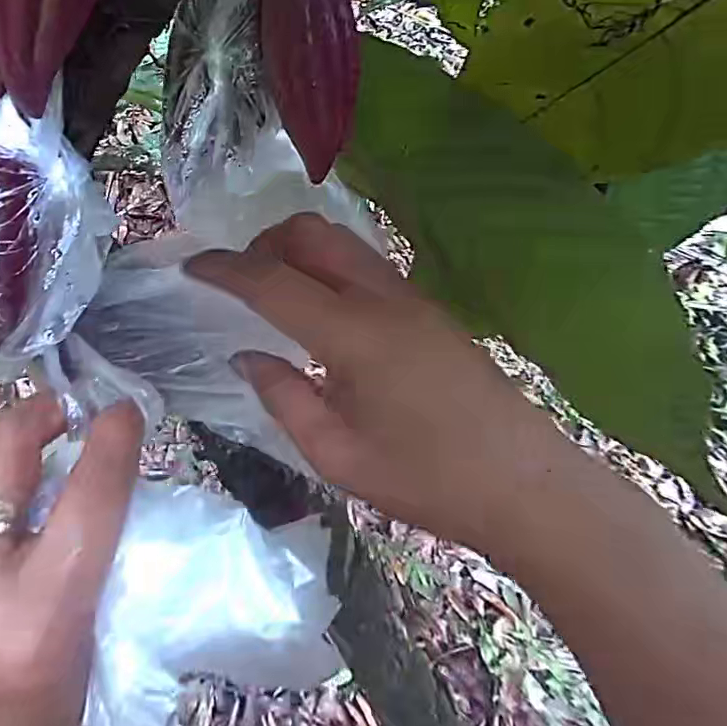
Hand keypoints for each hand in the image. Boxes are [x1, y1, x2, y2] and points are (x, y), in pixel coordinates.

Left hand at [0, 396, 144, 725]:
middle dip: (35, 415)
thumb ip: (88, 548)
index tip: (120, 411)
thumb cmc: (45, 710)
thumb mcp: (87, 632)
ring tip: (32, 440)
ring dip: (3, 441)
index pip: (84, 503)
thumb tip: (91, 465)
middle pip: (2, 454)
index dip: (108, 445)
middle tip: (62, 412)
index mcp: (37, 618)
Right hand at [185, 213, 592, 556]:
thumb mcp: (335, 454)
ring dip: (293, 250)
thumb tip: (246, 355)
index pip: (271, 280)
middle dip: (261, 245)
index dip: (223, 269)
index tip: (191, 268)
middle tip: (238, 282)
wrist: (535, 492)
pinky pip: (359, 261)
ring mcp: (410, 298)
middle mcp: (382, 299)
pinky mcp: (427, 308)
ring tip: (273, 293)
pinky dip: (322, 264)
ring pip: (337, 239)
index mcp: (353, 335)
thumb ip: (281, 396)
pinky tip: (316, 311)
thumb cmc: (428, 481)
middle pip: (309, 233)